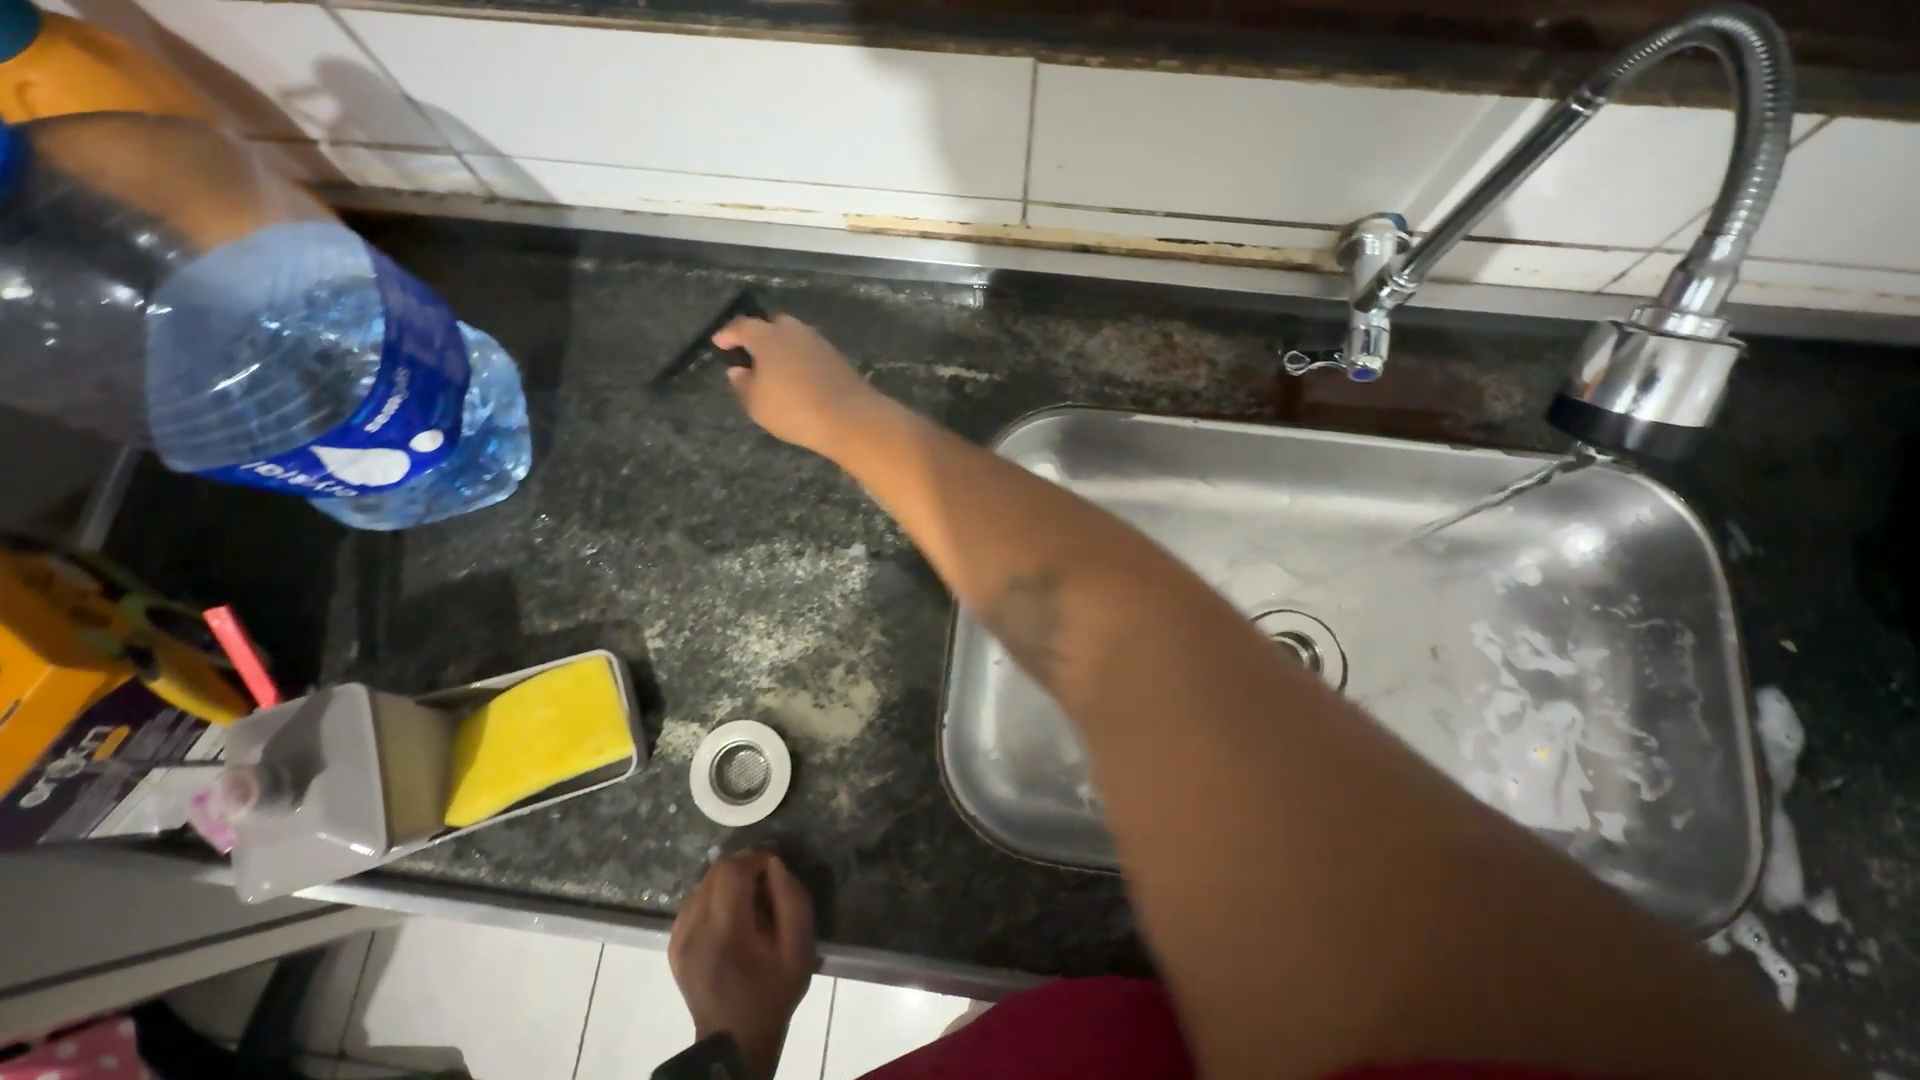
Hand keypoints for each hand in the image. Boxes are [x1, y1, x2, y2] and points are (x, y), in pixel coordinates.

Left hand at [668, 850, 818, 1079]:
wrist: (736, 1039)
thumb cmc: (773, 993)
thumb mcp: (799, 948)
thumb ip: (792, 899)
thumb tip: (774, 864)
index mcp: (725, 931)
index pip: (731, 870)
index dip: (755, 857)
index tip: (774, 867)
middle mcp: (693, 928)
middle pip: (715, 871)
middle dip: (743, 867)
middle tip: (766, 883)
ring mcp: (678, 937)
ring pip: (703, 884)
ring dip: (728, 883)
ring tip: (749, 904)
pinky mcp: (673, 944)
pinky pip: (694, 903)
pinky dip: (714, 900)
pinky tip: (731, 920)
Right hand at [713, 315, 890, 456]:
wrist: (849, 417)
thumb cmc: (793, 409)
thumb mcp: (756, 403)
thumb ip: (743, 384)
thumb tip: (738, 370)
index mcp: (768, 337)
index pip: (742, 326)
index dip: (728, 334)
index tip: (719, 342)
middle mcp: (794, 332)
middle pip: (773, 325)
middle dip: (760, 335)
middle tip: (751, 354)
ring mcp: (819, 342)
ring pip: (795, 337)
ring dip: (783, 348)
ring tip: (775, 368)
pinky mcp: (837, 357)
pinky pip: (810, 352)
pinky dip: (800, 359)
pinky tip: (798, 377)